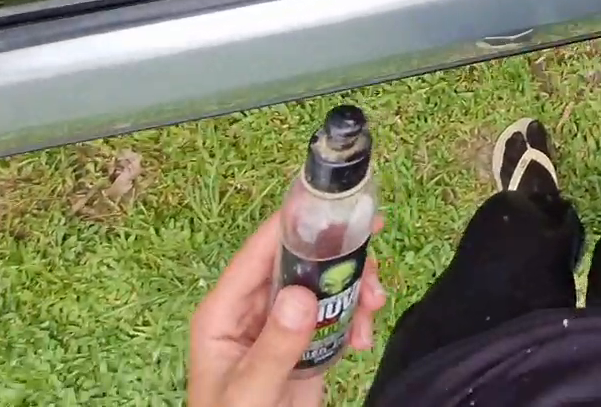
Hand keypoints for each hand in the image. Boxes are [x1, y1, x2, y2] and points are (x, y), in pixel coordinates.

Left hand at [188, 213, 388, 406]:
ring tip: (374, 308)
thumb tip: (302, 293)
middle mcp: (253, 306)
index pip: (262, 249)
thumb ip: (274, 348)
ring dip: (356, 287)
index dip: (300, 224)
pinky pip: (336, 305)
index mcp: (226, 310)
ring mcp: (280, 320)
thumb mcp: (251, 395)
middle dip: (342, 261)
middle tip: (374, 270)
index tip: (344, 212)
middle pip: (302, 258)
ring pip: (325, 278)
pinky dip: (358, 312)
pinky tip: (363, 338)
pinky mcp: (304, 336)